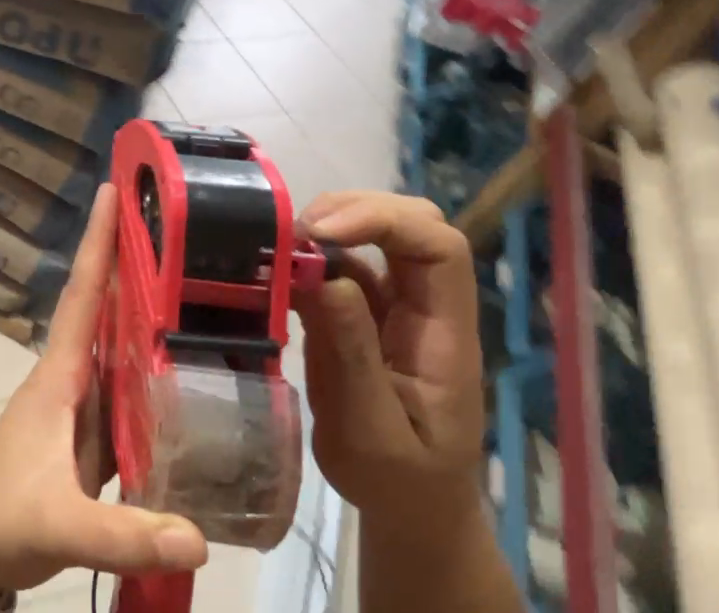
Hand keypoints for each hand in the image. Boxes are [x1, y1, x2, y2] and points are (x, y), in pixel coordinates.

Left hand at [0, 185, 209, 602]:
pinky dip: (158, 370)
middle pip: (107, 309)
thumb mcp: (59, 526)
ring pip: (122, 347)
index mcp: (59, 378)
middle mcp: (73, 380)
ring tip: (199, 278)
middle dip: (135, 264)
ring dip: (151, 312)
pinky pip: (132, 390)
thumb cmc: (2, 518)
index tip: (115, 192)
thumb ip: (124, 534)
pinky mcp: (95, 437)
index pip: (83, 297)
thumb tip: (200, 539)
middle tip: (180, 222)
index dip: (99, 244)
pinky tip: (194, 367)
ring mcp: (84, 408)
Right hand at [294, 191, 485, 521]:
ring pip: (374, 236)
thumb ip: (353, 353)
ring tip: (276, 248)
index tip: (318, 233)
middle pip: (412, 224)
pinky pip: (337, 267)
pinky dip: (305, 258)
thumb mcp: (371, 428)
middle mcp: (424, 306)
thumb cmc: (397, 479)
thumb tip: (328, 277)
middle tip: (294, 231)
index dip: (383, 222)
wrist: (407, 507)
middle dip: (354, 210)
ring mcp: (392, 307)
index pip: (439, 248)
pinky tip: (274, 272)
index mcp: (444, 332)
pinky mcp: (359, 315)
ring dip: (325, 228)